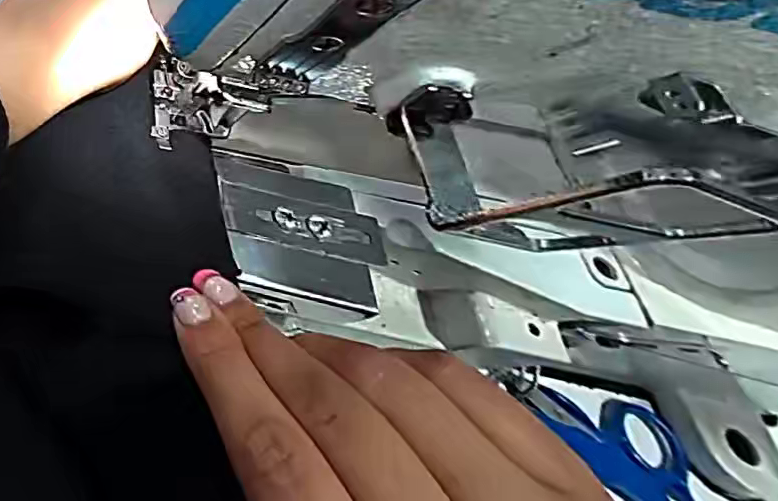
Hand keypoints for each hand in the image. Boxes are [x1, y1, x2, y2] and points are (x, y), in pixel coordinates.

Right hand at [172, 272, 606, 500]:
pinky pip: (475, 390)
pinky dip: (409, 361)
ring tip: (283, 332)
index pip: (279, 459)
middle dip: (259, 342)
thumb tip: (239, 431)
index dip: (224, 374)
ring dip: (324, 345)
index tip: (192, 318)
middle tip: (218, 298)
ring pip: (398, 387)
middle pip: (333, 411)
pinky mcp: (585, 498)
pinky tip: (374, 354)